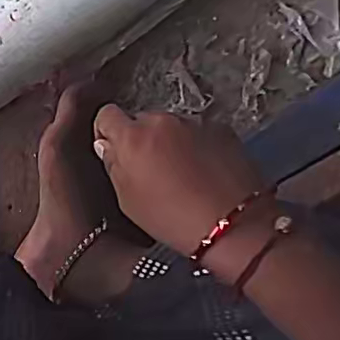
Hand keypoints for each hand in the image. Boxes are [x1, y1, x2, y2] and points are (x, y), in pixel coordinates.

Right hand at [91, 106, 268, 251]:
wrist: (232, 225)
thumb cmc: (174, 218)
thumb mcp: (127, 200)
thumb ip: (113, 165)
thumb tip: (108, 147)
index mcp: (132, 137)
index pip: (107, 115)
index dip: (107, 132)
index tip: (113, 149)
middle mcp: (162, 122)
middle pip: (141, 120)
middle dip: (141, 140)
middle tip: (148, 171)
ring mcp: (194, 123)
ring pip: (170, 127)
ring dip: (169, 143)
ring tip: (178, 175)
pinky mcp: (221, 129)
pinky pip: (197, 132)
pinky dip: (195, 146)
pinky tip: (200, 173)